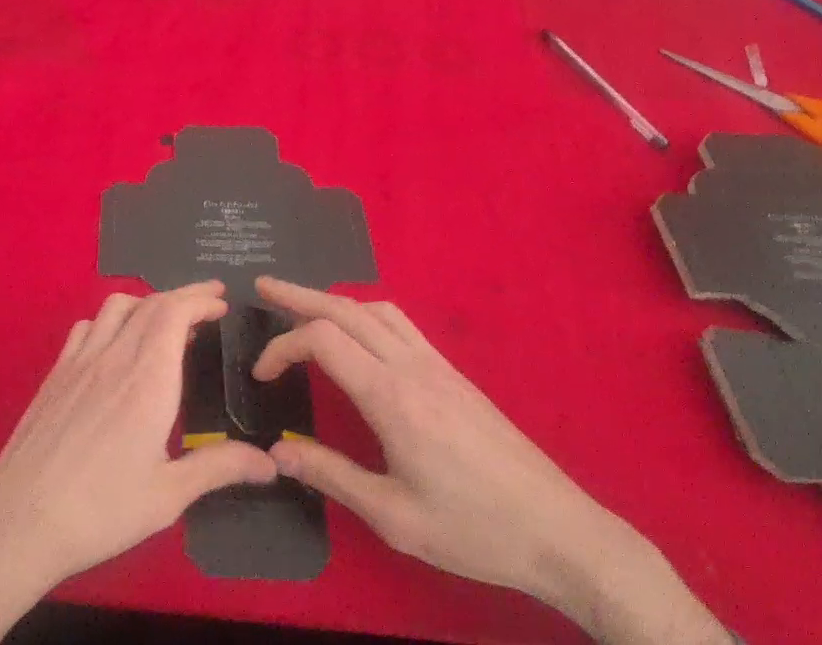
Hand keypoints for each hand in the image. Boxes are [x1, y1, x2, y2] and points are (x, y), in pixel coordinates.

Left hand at [0, 283, 276, 644]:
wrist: (21, 519)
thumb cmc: (101, 510)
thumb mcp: (169, 495)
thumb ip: (219, 468)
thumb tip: (270, 463)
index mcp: (147, 380)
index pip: (174, 314)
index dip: (200, 299)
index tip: (222, 302)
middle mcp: (112, 359)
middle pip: (148, 304)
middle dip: (182, 295)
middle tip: (209, 301)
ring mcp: (77, 364)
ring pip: (113, 308)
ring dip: (145, 303)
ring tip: (165, 320)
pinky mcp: (54, 377)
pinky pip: (84, 329)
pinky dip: (109, 321)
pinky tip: (114, 345)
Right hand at [253, 277, 730, 644]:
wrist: (561, 533)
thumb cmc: (474, 531)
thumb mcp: (393, 516)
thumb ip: (331, 476)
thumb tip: (277, 451)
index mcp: (392, 397)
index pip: (323, 340)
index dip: (282, 346)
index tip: (260, 373)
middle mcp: (413, 368)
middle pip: (347, 310)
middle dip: (299, 295)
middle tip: (262, 287)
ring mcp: (439, 368)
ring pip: (378, 311)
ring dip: (334, 301)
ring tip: (302, 307)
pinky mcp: (456, 378)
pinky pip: (402, 326)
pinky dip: (365, 316)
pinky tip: (357, 336)